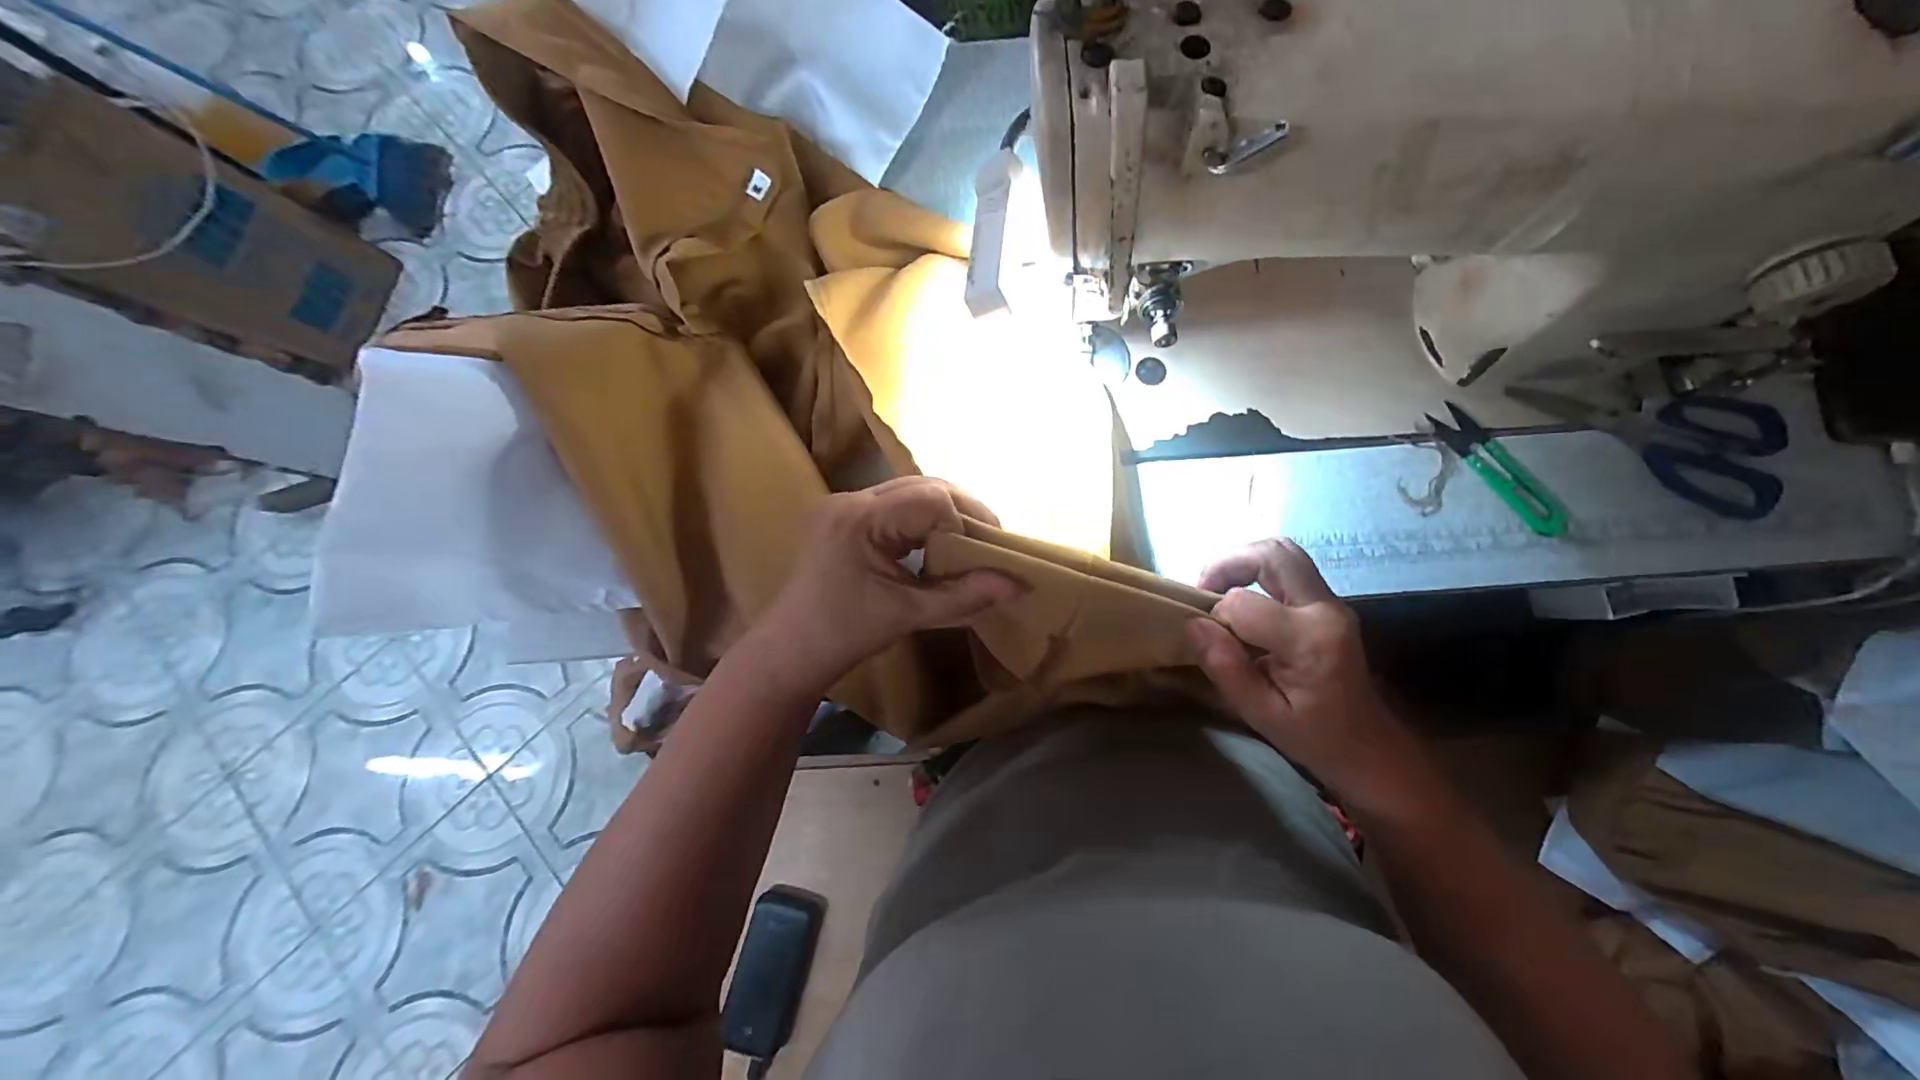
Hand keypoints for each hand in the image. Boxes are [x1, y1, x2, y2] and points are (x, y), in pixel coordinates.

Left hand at [747, 477, 1024, 695]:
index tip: (991, 551)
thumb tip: (1020, 584)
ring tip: (968, 543)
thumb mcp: (909, 614)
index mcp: (859, 520)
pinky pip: (894, 504)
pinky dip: (922, 519)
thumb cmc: (845, 636)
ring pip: (909, 490)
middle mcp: (848, 500)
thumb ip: (965, 596)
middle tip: (989, 543)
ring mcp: (842, 505)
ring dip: (943, 512)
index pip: (930, 499)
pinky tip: (936, 543)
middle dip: (961, 510)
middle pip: (922, 486)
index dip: (968, 520)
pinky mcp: (843, 516)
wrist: (790, 651)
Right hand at [1187, 539, 1426, 808]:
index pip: (1243, 603)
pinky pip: (1287, 570)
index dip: (1215, 617)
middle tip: (1204, 592)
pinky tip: (1242, 605)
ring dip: (1242, 563)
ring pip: (1282, 553)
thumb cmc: (1314, 737)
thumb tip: (1193, 623)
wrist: (1369, 747)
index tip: (1209, 641)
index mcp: (1310, 639)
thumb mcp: (1260, 714)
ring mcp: (1331, 603)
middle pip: (1272, 553)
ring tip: (1219, 593)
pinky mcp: (1328, 604)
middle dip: (1226, 564)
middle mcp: (1325, 609)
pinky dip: (1255, 574)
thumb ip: (1225, 666)